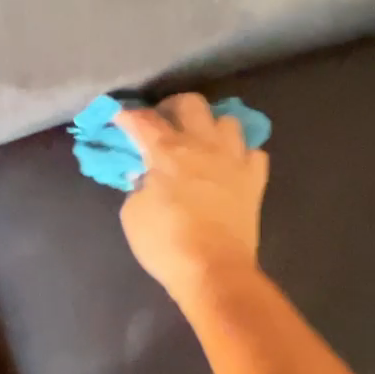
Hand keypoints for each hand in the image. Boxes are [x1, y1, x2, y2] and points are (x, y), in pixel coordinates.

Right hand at [114, 93, 269, 303]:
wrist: (213, 270)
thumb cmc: (166, 244)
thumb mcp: (133, 214)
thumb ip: (137, 187)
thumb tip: (146, 177)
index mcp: (166, 151)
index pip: (143, 120)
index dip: (127, 116)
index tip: (119, 118)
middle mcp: (202, 145)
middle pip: (190, 103)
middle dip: (172, 107)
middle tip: (163, 122)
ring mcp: (233, 159)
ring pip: (227, 121)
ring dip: (211, 127)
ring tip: (201, 142)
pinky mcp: (254, 180)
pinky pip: (252, 153)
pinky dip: (240, 155)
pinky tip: (229, 166)